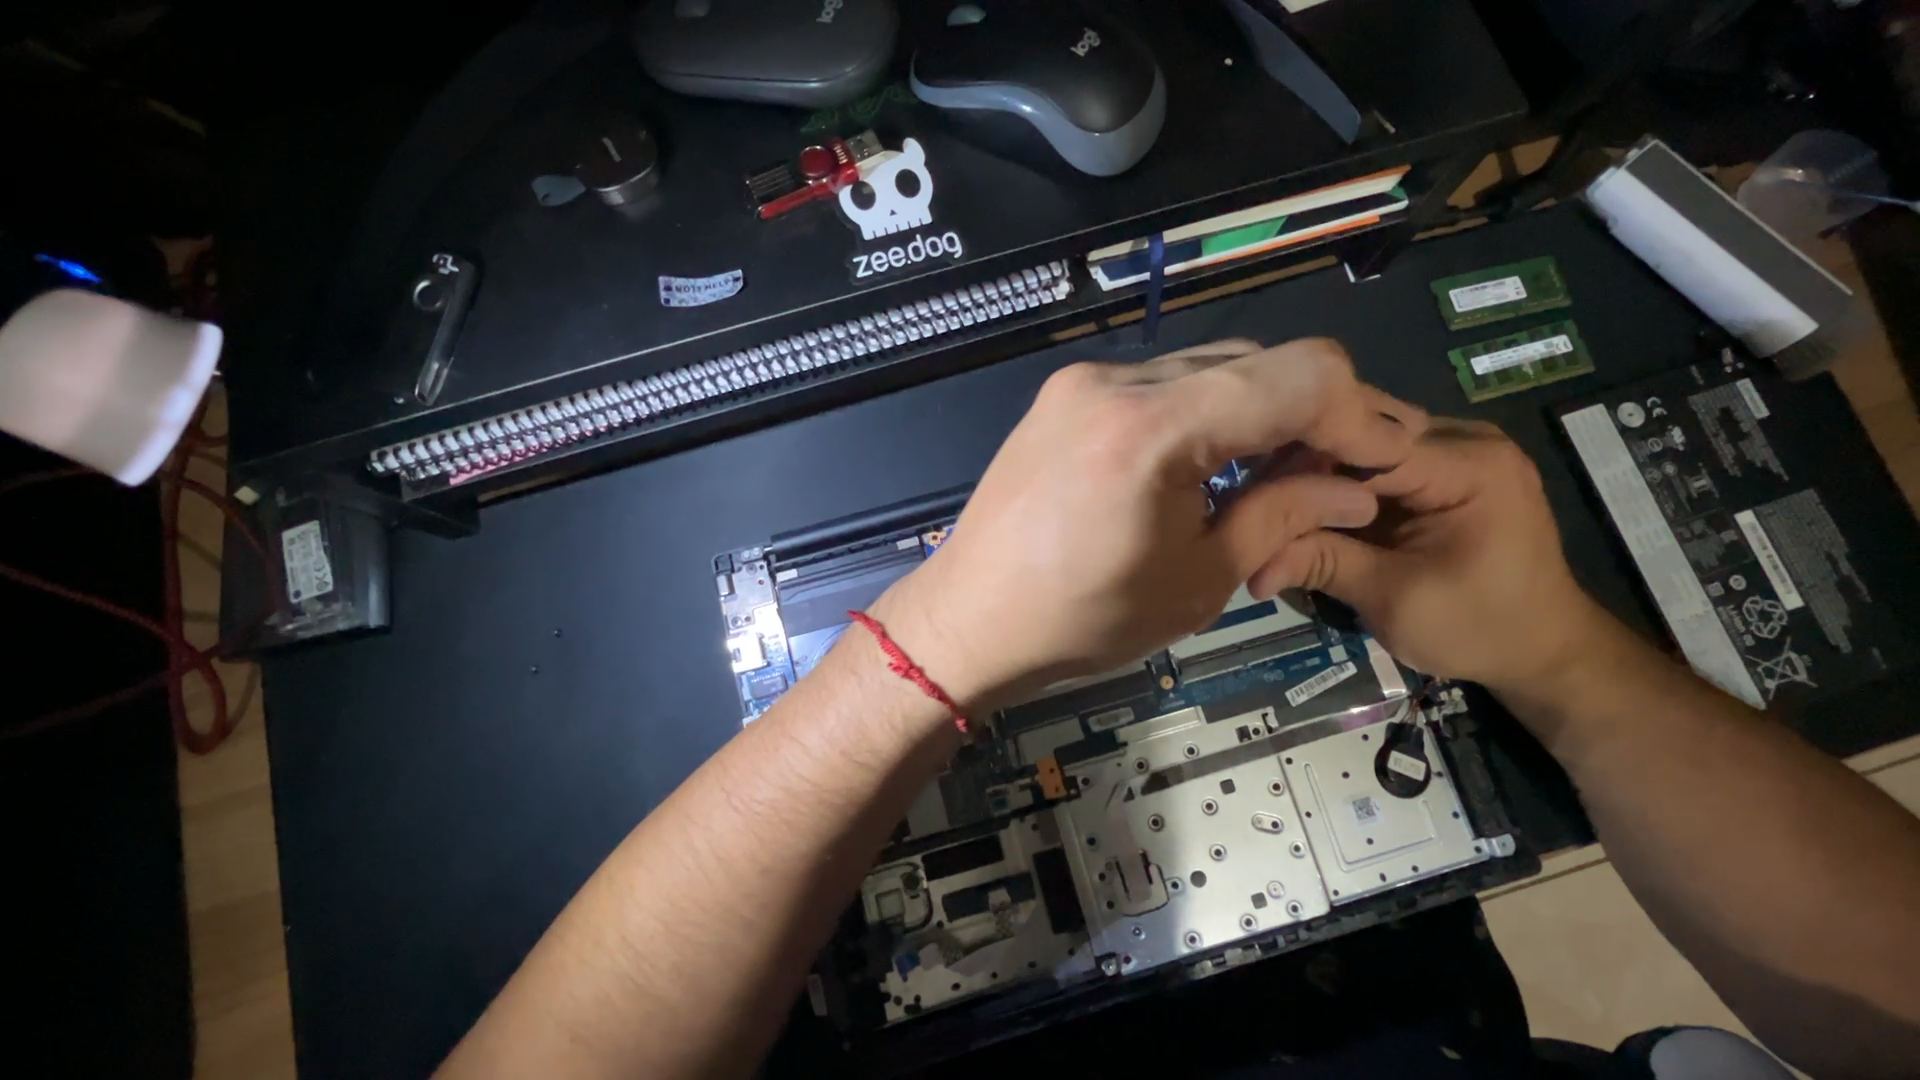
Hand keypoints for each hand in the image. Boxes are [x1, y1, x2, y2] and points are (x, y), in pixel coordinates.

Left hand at [868, 338, 1424, 706]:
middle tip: (1334, 474)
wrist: (970, 619)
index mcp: (1153, 428)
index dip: (1356, 413)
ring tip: (1275, 474)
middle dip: (1310, 412)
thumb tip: (1355, 487)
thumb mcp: (1198, 580)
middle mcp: (1116, 380)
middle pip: (1255, 360)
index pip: (1297, 376)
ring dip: (1256, 410)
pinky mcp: (1065, 394)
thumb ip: (1283, 517)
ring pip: (1208, 367)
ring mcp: (1084, 381)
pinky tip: (1210, 462)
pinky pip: (1160, 383)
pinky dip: (1204, 411)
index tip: (1379, 461)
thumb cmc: (1083, 620)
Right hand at [1260, 419, 1612, 694]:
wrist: (1545, 651)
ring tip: (1272, 504)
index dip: (1303, 464)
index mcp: (1469, 464)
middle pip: (1364, 435)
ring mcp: (1459, 451)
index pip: (1365, 442)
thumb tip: (1249, 563)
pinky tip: (1307, 506)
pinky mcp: (1447, 471)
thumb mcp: (1394, 600)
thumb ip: (1323, 564)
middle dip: (1307, 466)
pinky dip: (1343, 484)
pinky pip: (1382, 464)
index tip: (1250, 493)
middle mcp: (1468, 440)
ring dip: (1321, 474)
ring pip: (1367, 446)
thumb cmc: (1480, 628)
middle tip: (1254, 501)